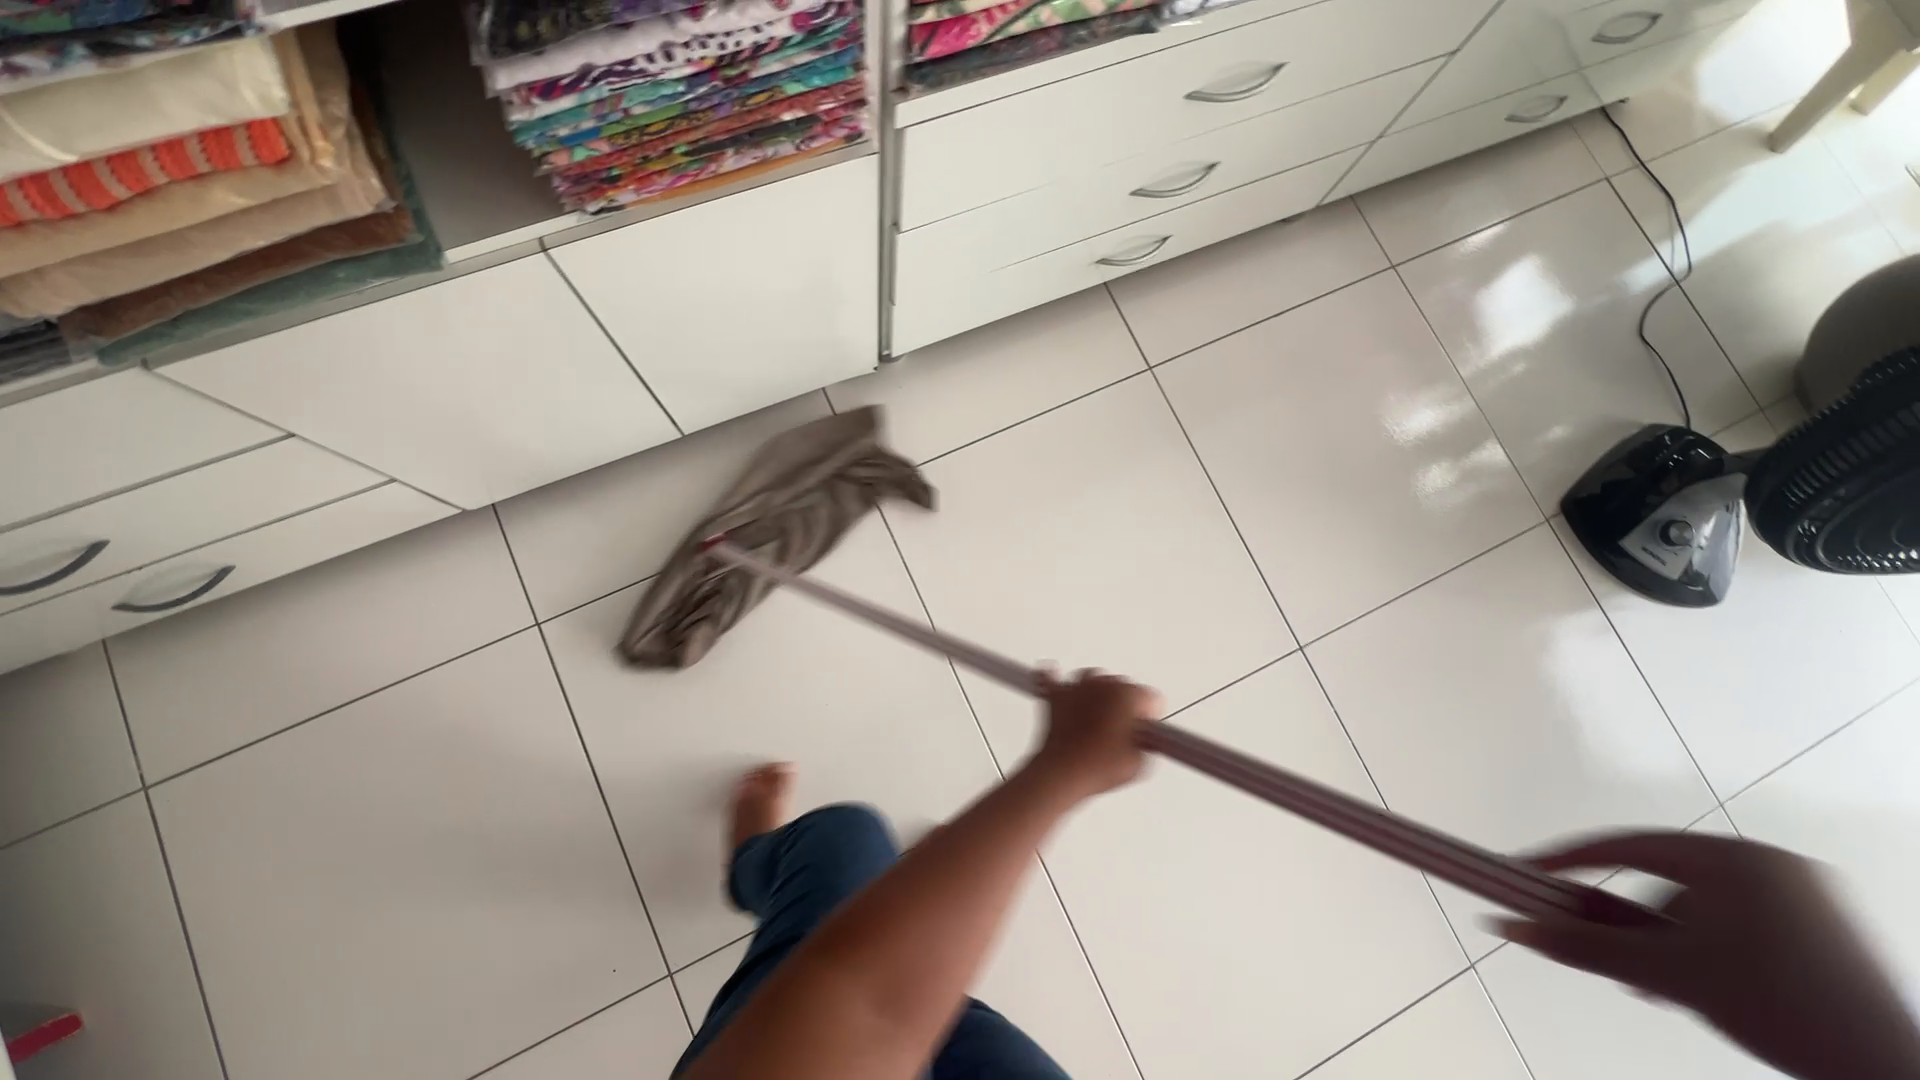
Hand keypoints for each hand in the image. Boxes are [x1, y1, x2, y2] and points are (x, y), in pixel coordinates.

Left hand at [1025, 669, 1161, 800]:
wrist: (1062, 773)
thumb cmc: (1098, 766)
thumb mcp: (1140, 762)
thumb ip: (1147, 742)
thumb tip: (1143, 738)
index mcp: (1128, 695)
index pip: (1151, 697)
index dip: (1149, 717)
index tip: (1143, 730)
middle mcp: (1103, 683)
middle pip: (1123, 686)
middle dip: (1125, 705)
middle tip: (1121, 732)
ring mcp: (1077, 687)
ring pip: (1094, 679)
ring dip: (1099, 694)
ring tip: (1098, 717)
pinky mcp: (1055, 695)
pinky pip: (1055, 678)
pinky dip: (1058, 680)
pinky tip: (1058, 678)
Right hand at [1496, 832, 1919, 1079]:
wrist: (1895, 1074)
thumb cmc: (1782, 1010)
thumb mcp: (1666, 974)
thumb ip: (1582, 945)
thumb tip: (1510, 926)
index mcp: (1731, 857)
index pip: (1622, 844)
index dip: (1566, 860)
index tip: (1526, 873)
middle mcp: (1767, 862)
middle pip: (1659, 880)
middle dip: (1627, 919)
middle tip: (1608, 952)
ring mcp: (1801, 893)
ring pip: (1695, 907)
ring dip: (1665, 943)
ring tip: (1665, 987)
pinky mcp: (1820, 926)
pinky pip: (1733, 922)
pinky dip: (1704, 949)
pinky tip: (1702, 988)